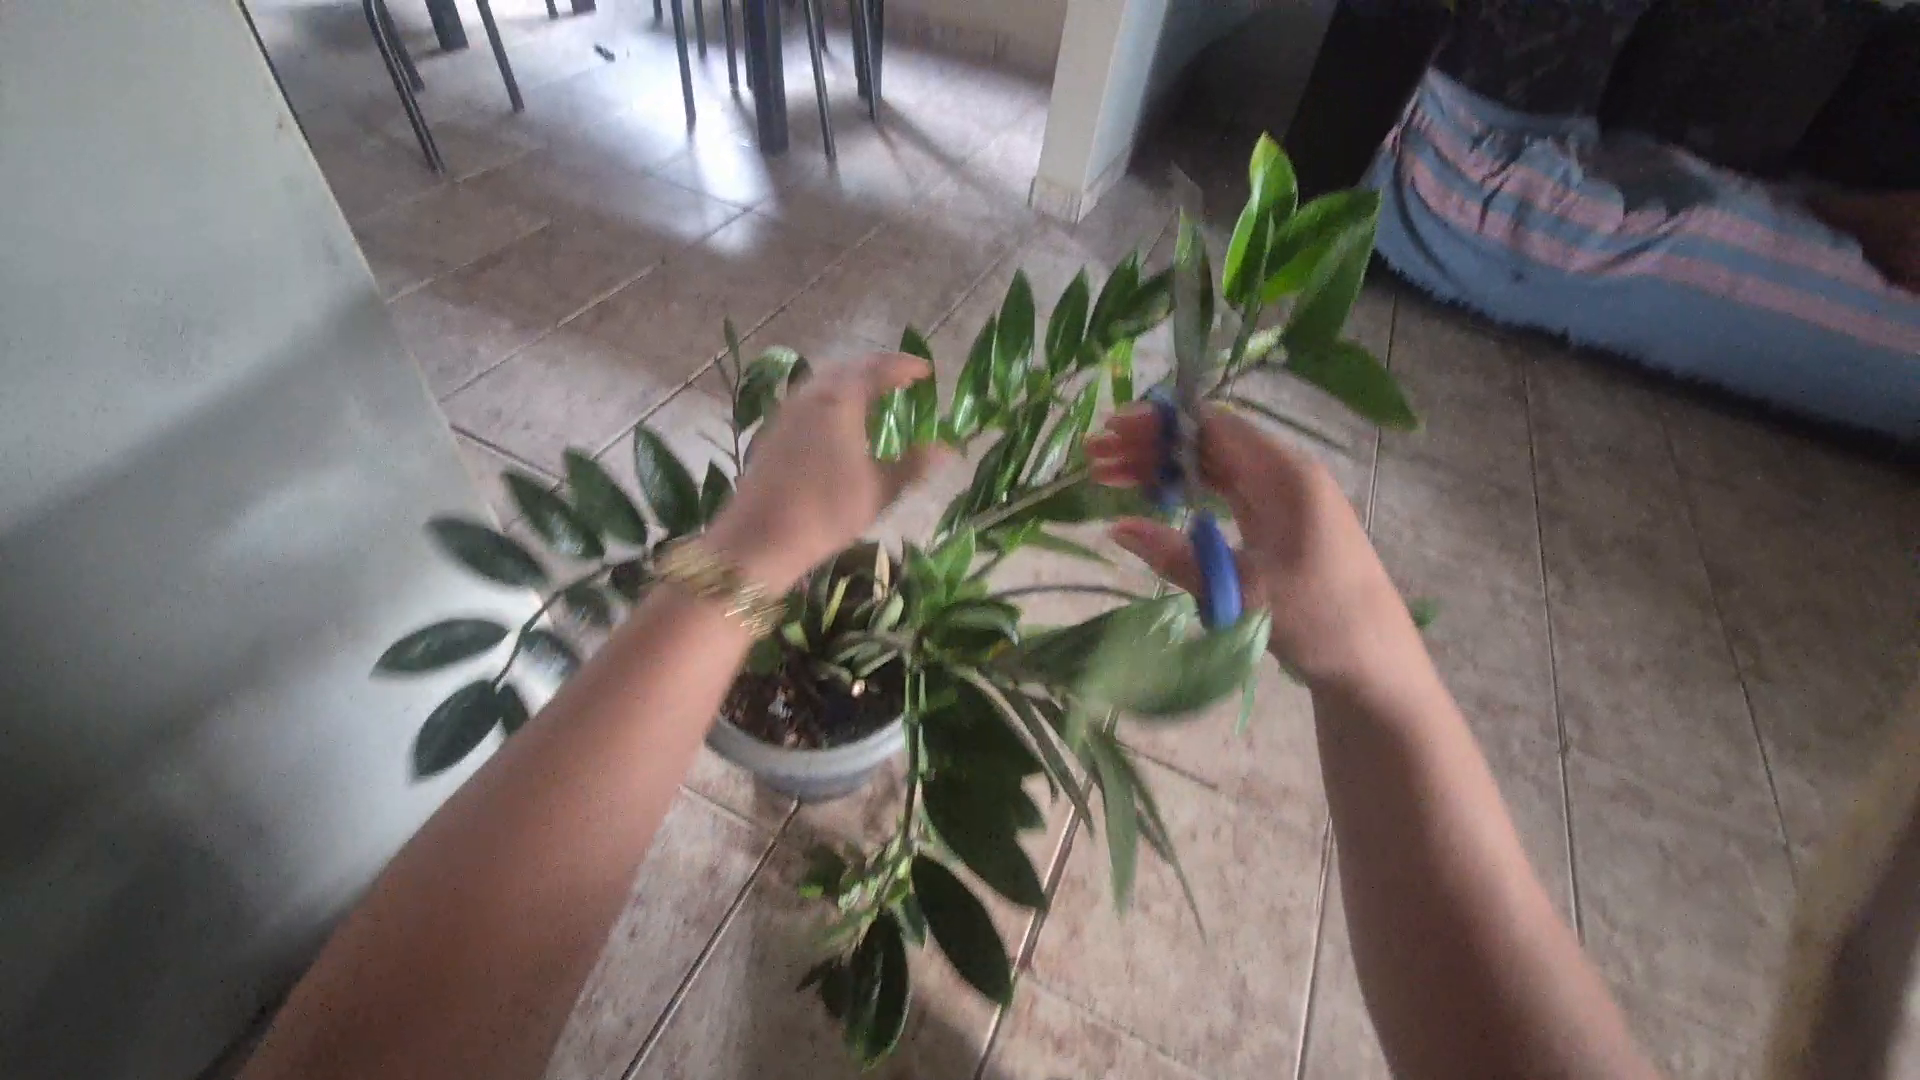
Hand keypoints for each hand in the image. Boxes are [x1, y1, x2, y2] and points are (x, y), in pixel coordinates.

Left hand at [706, 353, 944, 589]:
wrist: (761, 537)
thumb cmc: (827, 511)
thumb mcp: (880, 491)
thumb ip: (914, 465)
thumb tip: (946, 449)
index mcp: (840, 401)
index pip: (876, 369)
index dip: (904, 367)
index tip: (926, 371)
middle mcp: (811, 396)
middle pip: (847, 369)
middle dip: (877, 369)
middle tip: (901, 379)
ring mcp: (787, 413)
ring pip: (824, 383)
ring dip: (852, 383)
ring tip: (875, 399)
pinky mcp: (774, 432)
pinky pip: (810, 401)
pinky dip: (833, 400)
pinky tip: (842, 425)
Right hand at [1086, 404, 1413, 689]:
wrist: (1371, 663)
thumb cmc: (1317, 620)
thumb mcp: (1241, 590)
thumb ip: (1177, 556)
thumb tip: (1116, 528)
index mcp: (1284, 474)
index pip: (1213, 425)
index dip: (1160, 424)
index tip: (1113, 432)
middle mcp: (1282, 475)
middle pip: (1206, 442)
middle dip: (1149, 445)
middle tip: (1094, 458)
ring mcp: (1278, 498)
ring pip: (1209, 467)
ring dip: (1160, 468)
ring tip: (1106, 475)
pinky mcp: (1274, 522)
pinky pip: (1220, 492)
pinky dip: (1182, 492)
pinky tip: (1149, 500)